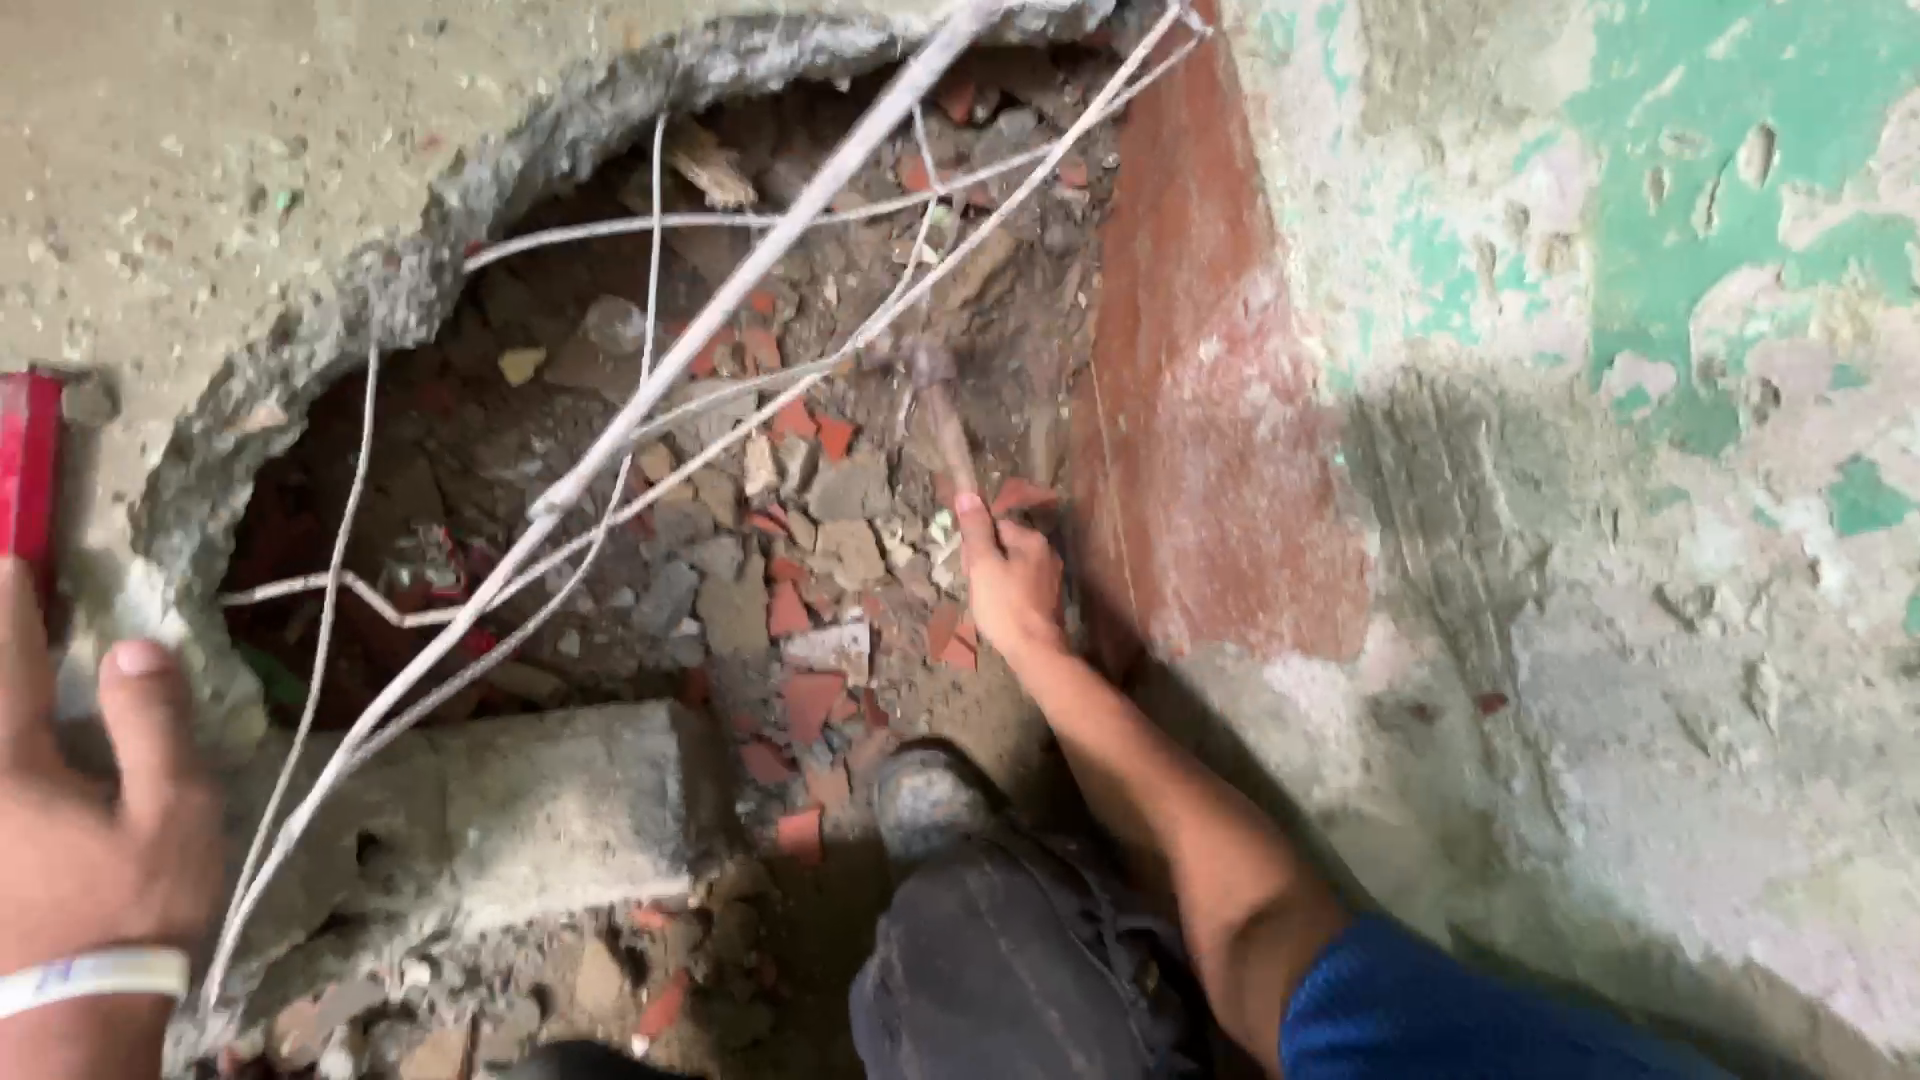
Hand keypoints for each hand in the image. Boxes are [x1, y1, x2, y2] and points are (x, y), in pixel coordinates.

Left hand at [0, 558, 222, 978]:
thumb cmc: (136, 896)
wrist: (67, 1003)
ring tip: (2, 671)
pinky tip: (8, 730)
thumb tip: (134, 646)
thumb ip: (152, 724)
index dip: (8, 614)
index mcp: (10, 772)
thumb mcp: (172, 807)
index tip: (10, 562)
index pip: (5, 672)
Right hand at [955, 492, 1068, 661]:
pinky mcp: (1047, 597)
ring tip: (986, 600)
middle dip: (984, 562)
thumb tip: (967, 494)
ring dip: (992, 578)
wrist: (1034, 650)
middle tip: (978, 586)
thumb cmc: (1004, 606)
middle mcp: (1046, 552)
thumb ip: (975, 529)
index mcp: (1032, 539)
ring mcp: (1050, 576)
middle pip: (1003, 544)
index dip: (976, 545)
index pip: (994, 525)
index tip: (971, 566)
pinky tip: (999, 608)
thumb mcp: (983, 565)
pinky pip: (1019, 583)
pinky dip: (1005, 591)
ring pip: (1010, 565)